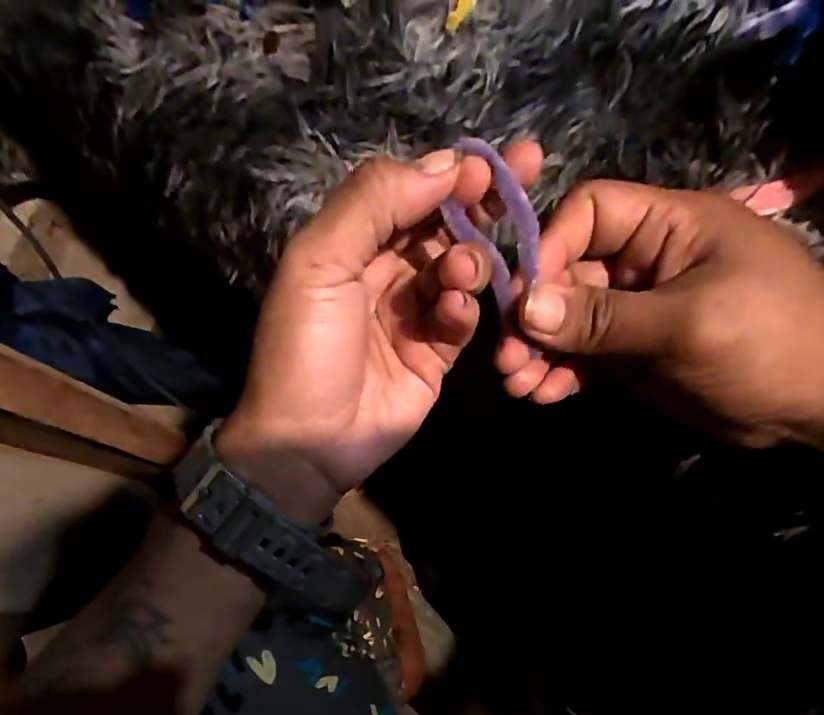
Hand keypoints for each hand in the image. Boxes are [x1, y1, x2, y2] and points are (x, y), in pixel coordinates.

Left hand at [220, 141, 545, 521]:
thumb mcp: (320, 263)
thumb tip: (443, 163)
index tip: (486, 166)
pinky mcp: (433, 358)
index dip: (447, 175)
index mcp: (349, 245)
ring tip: (460, 273)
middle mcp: (382, 275)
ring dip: (468, 261)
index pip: (407, 195)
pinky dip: (464, 309)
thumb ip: (373, 203)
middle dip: (479, 204)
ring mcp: (411, 318)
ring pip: (458, 269)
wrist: (308, 443)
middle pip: (441, 226)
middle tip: (518, 186)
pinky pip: (462, 320)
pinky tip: (454, 312)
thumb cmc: (305, 349)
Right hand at [495, 181, 823, 447]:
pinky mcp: (632, 355)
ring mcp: (635, 312)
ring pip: (566, 321)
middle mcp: (644, 262)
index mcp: (667, 225)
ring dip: (537, 351)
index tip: (521, 300)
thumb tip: (525, 307)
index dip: (547, 248)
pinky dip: (559, 375)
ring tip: (518, 385)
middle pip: (566, 273)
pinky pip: (582, 358)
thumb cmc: (770, 342)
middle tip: (506, 360)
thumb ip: (604, 316)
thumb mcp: (686, 324)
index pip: (587, 213)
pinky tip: (542, 395)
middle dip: (532, 316)